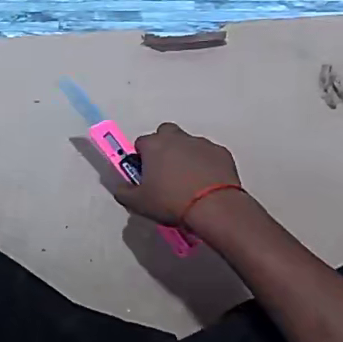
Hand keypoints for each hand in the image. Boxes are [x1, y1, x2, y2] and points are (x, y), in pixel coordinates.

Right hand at [111, 123, 243, 226]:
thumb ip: (124, 192)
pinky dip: (206, 164)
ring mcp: (202, 143)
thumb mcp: (138, 203)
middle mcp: (177, 138)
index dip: (141, 158)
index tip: (145, 175)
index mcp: (154, 145)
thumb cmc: (170, 202)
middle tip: (165, 172)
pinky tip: (206, 183)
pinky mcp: (221, 152)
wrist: (213, 207)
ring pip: (189, 144)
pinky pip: (209, 155)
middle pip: (166, 134)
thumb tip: (121, 188)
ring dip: (185, 156)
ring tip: (188, 181)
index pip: (141, 143)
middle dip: (164, 147)